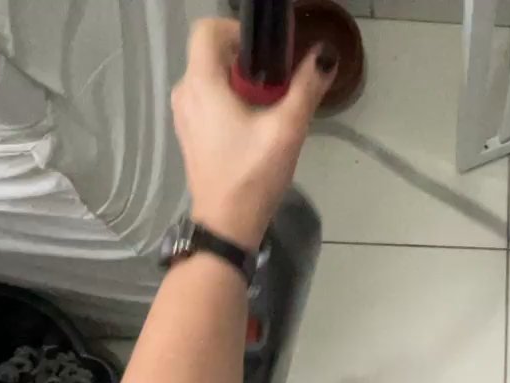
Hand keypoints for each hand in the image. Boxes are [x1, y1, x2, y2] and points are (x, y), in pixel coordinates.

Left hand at [169, 17, 333, 248]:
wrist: (228, 226)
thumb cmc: (253, 177)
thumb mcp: (287, 131)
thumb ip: (306, 89)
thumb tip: (325, 56)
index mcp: (202, 82)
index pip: (209, 29)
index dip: (238, 33)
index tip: (267, 58)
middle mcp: (185, 92)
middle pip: (213, 56)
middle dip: (246, 66)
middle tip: (276, 92)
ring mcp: (184, 116)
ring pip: (211, 82)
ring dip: (240, 89)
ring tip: (267, 116)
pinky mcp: (190, 137)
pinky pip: (208, 105)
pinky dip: (229, 108)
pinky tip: (252, 134)